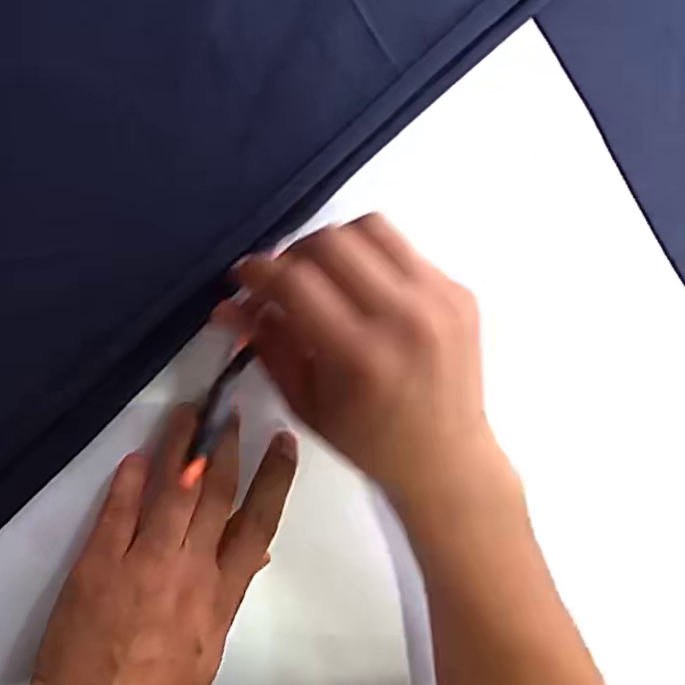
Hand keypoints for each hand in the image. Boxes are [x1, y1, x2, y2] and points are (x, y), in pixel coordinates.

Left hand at [0, 406, 297, 684]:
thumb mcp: (207, 651)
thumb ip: (227, 594)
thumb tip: (253, 549)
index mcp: (220, 600)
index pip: (257, 524)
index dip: (274, 478)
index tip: (282, 442)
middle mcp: (187, 574)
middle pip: (214, 494)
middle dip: (226, 446)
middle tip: (229, 411)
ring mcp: (141, 565)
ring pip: (169, 491)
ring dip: (180, 446)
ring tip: (188, 413)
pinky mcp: (97, 564)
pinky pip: (118, 511)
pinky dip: (130, 480)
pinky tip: (139, 455)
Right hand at [221, 213, 517, 516]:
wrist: (446, 457)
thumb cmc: (366, 439)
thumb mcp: (302, 400)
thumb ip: (265, 345)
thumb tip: (227, 307)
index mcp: (359, 354)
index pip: (295, 281)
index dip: (258, 272)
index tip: (243, 277)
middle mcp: (403, 316)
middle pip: (330, 242)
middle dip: (290, 254)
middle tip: (279, 278)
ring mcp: (438, 298)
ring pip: (367, 227)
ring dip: (331, 244)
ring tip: (319, 274)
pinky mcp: (458, 290)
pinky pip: (400, 246)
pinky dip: (367, 257)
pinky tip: (359, 287)